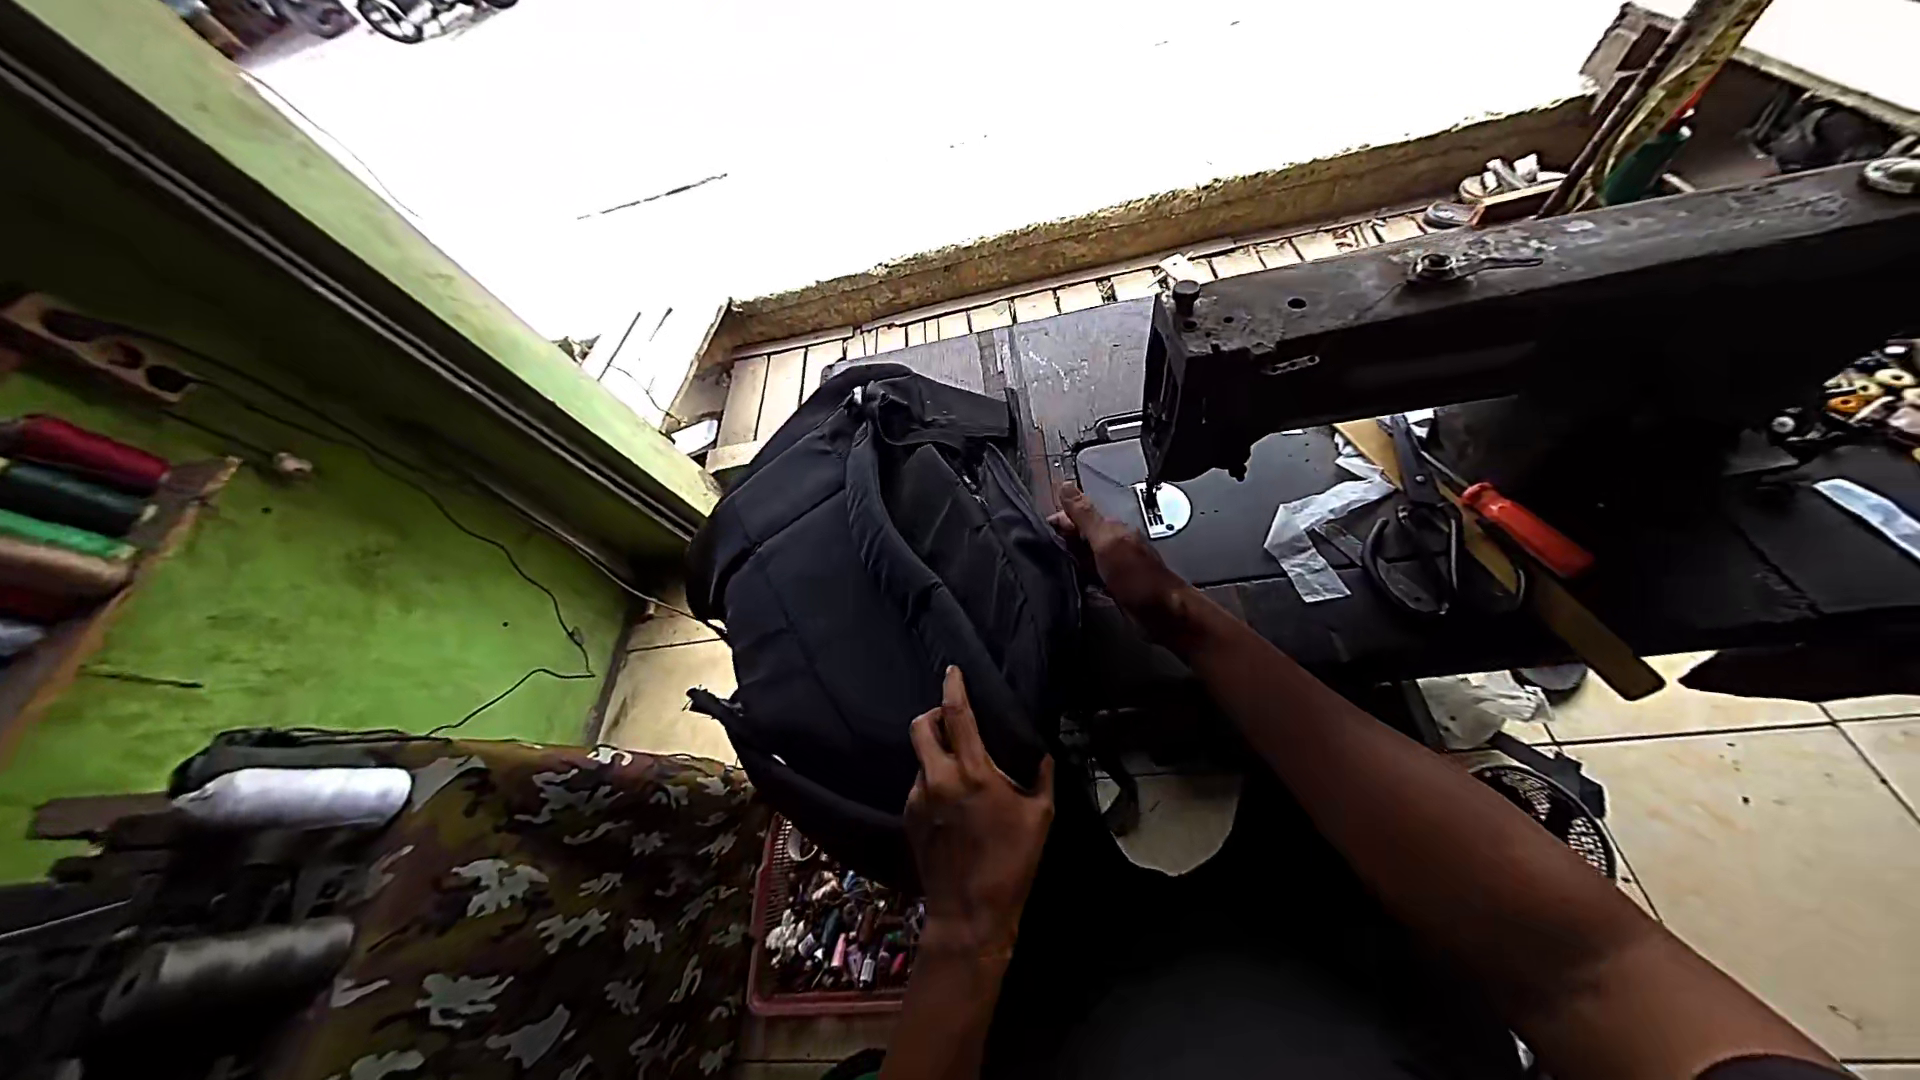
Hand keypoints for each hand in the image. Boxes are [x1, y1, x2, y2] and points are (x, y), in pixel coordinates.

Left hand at [905, 666, 1053, 959]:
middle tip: (951, 720)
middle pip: (921, 725)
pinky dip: (933, 779)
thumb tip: (1042, 754)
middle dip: (933, 714)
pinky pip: (918, 783)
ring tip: (959, 771)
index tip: (952, 670)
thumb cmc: (1011, 862)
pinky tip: (951, 801)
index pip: (956, 714)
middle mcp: (938, 778)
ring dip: (936, 753)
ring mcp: (918, 798)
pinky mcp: (908, 816)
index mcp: (973, 772)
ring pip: (920, 756)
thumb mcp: (1040, 816)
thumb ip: (1041, 777)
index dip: (953, 686)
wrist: (970, 912)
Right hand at [1049, 482, 1196, 640]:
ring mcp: (1112, 566)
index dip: (1057, 522)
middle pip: (1078, 537)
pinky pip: (1088, 576)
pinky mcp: (1112, 586)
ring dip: (1066, 560)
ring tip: (1050, 567)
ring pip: (1081, 557)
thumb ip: (1085, 516)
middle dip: (1059, 542)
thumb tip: (1065, 486)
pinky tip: (1067, 582)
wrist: (1164, 615)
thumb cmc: (1139, 579)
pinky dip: (1076, 577)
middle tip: (1042, 554)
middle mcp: (1112, 544)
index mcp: (1111, 528)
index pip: (1077, 516)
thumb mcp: (1106, 542)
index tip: (1038, 533)